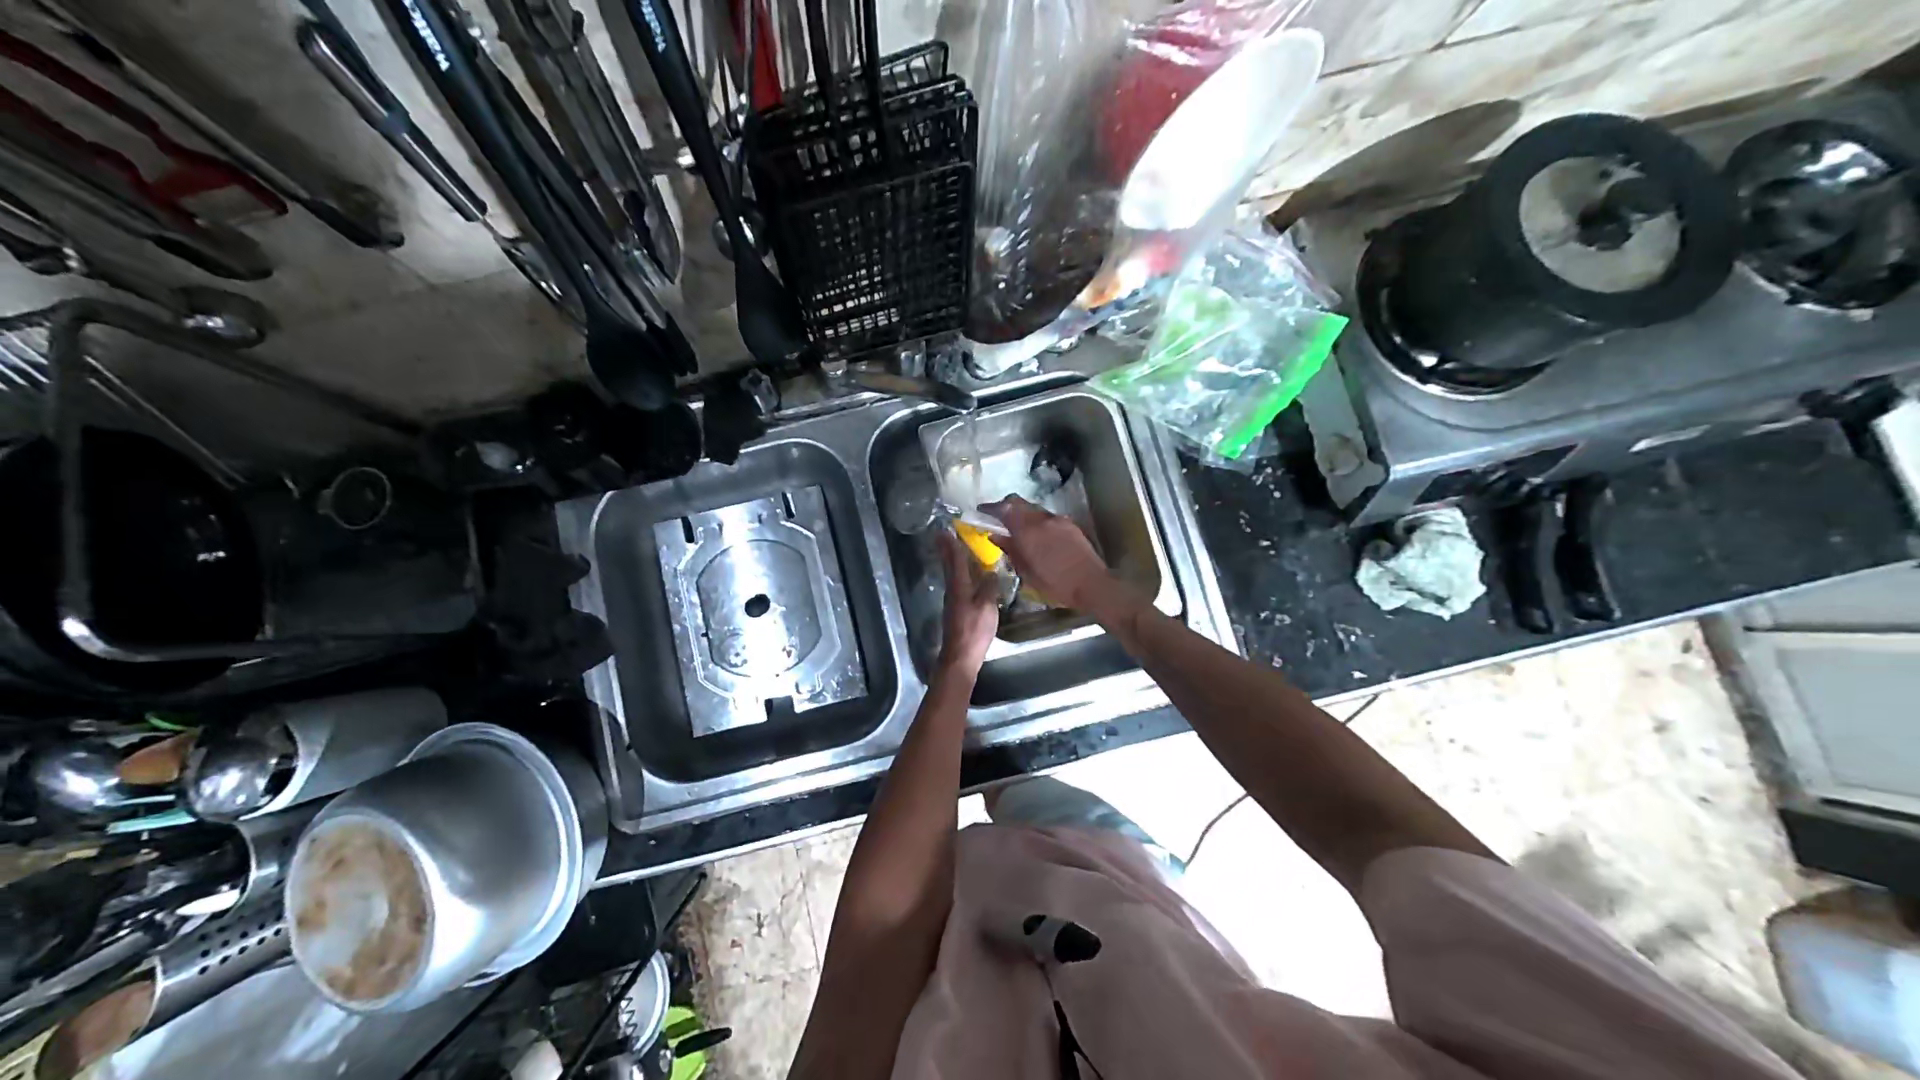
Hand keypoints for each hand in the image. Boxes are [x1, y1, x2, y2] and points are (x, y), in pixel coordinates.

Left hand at [937, 530, 998, 671]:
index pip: (955, 560)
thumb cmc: (974, 630)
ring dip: (952, 560)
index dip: (951, 544)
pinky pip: (957, 584)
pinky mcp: (956, 609)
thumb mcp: (987, 606)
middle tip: (943, 534)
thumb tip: (991, 572)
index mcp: (959, 586)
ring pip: (952, 574)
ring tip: (955, 549)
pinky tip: (966, 575)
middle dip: (947, 549)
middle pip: (949, 565)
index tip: (945, 530)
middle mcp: (953, 590)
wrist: (961, 655)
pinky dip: (959, 574)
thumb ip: (989, 587)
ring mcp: (953, 600)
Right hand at [980, 496, 1114, 612]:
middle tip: (997, 517)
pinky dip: (1036, 520)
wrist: (1092, 584)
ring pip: (1033, 509)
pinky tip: (1037, 535)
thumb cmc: (1055, 584)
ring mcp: (1057, 519)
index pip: (1004, 509)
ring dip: (1022, 513)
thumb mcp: (1026, 572)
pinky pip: (1047, 516)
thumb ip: (1010, 550)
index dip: (990, 508)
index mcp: (1028, 530)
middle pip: (1018, 502)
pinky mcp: (1070, 524)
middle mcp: (1042, 519)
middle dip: (1005, 506)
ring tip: (1017, 528)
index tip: (981, 512)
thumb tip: (996, 535)